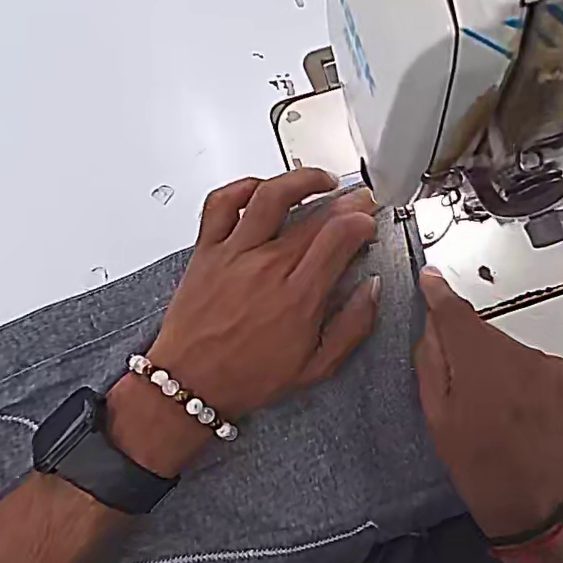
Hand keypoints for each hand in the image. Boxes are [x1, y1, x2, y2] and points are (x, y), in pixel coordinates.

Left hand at [107, 169, 381, 476]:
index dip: (362, 221)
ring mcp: (235, 254)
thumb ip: (352, 326)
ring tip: (321, 180)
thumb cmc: (246, 376)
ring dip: (302, 179)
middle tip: (358, 202)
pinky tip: (262, 188)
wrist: (191, 383)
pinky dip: (243, 186)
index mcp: (298, 297)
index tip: (368, 224)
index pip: (340, 236)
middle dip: (347, 201)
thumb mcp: (315, 367)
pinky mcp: (207, 250)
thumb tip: (371, 290)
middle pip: (316, 215)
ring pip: (272, 196)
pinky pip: (222, 203)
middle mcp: (267, 268)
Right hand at [414, 267, 562, 538]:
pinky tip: (515, 404)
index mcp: (479, 370)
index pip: (455, 313)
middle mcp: (518, 360)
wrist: (534, 503)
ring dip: (495, 361)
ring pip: (506, 344)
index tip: (431, 279)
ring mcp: (547, 367)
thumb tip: (432, 325)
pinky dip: (519, 372)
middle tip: (461, 384)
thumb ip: (431, 362)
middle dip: (467, 345)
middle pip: (482, 330)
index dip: (439, 294)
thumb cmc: (482, 469)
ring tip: (493, 404)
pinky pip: (530, 359)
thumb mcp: (437, 418)